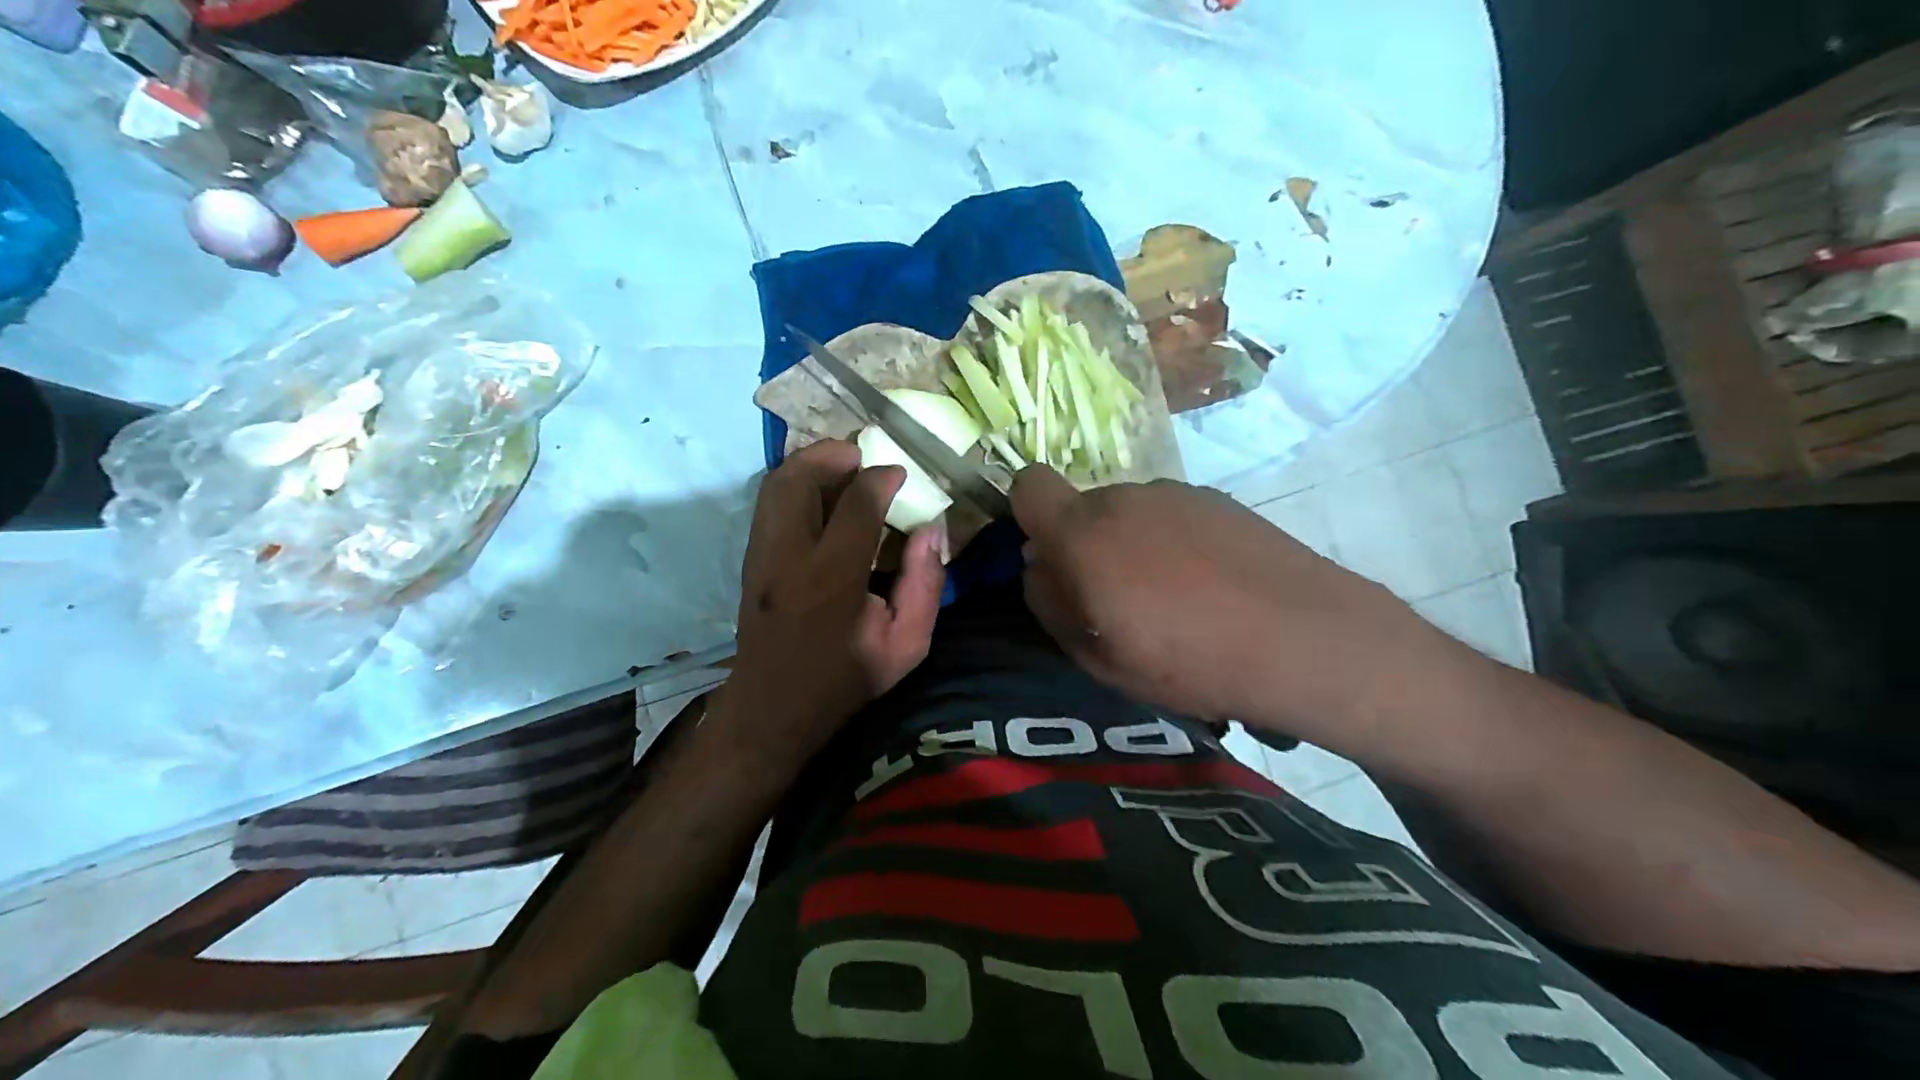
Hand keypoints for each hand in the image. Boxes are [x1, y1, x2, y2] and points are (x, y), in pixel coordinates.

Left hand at [724, 439, 946, 757]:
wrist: (773, 709)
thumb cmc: (845, 678)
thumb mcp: (907, 645)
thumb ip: (925, 584)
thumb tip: (930, 530)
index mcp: (833, 578)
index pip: (858, 503)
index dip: (882, 479)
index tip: (901, 476)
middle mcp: (789, 556)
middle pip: (799, 478)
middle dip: (833, 455)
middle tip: (863, 457)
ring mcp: (760, 555)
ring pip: (775, 484)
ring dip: (809, 465)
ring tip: (841, 469)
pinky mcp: (749, 559)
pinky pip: (767, 503)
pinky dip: (793, 485)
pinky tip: (819, 497)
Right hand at [1011, 465, 1454, 735]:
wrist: (1308, 641)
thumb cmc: (1190, 662)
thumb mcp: (1100, 657)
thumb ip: (1051, 604)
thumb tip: (1037, 565)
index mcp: (1084, 532)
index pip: (1028, 486)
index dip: (1027, 516)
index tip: (1050, 561)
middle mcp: (1125, 496)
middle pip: (1083, 509)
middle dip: (1085, 547)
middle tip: (1118, 604)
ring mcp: (1178, 492)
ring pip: (1130, 514)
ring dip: (1132, 547)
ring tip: (1175, 603)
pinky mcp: (1221, 500)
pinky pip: (1173, 516)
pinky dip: (1175, 544)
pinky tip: (1212, 589)